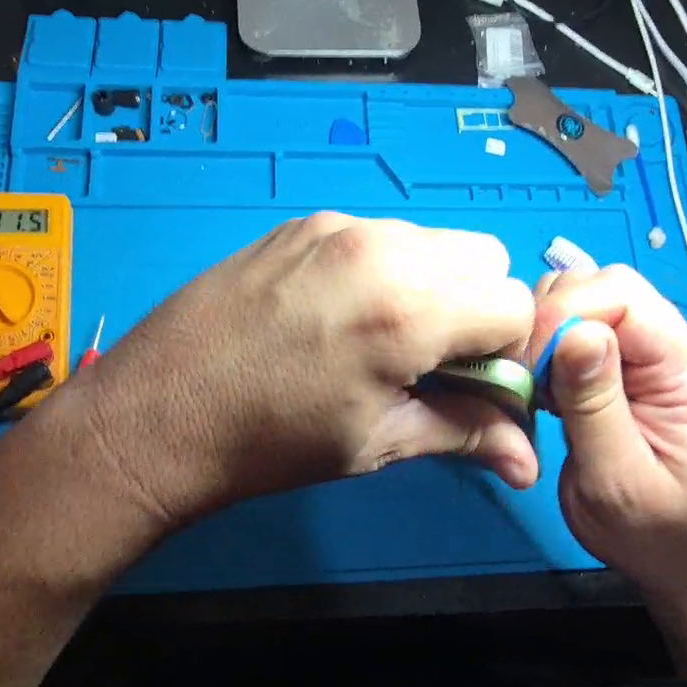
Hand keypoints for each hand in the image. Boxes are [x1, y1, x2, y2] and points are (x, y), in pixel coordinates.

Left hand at [61, 213, 538, 528]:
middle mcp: (382, 250)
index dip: (505, 350)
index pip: (516, 304)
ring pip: (430, 241)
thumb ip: (465, 435)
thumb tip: (530, 463)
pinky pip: (377, 235)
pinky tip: (335, 313)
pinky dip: (383, 269)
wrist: (156, 414)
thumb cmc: (270, 444)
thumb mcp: (377, 444)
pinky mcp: (302, 223)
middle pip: (484, 257)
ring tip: (376, 336)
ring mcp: (337, 227)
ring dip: (431, 285)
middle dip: (475, 307)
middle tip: (427, 358)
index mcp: (409, 310)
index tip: (468, 382)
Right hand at [530, 265, 686, 614]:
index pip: (619, 293)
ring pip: (578, 303)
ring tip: (532, 387)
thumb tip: (574, 335)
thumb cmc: (659, 534)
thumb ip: (597, 407)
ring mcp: (639, 356)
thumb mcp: (622, 481)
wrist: (681, 563)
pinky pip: (569, 335)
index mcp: (682, 366)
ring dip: (542, 335)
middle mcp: (664, 347)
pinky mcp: (613, 371)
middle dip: (549, 319)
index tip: (529, 365)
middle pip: (597, 286)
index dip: (564, 315)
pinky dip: (542, 353)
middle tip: (526, 378)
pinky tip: (538, 391)